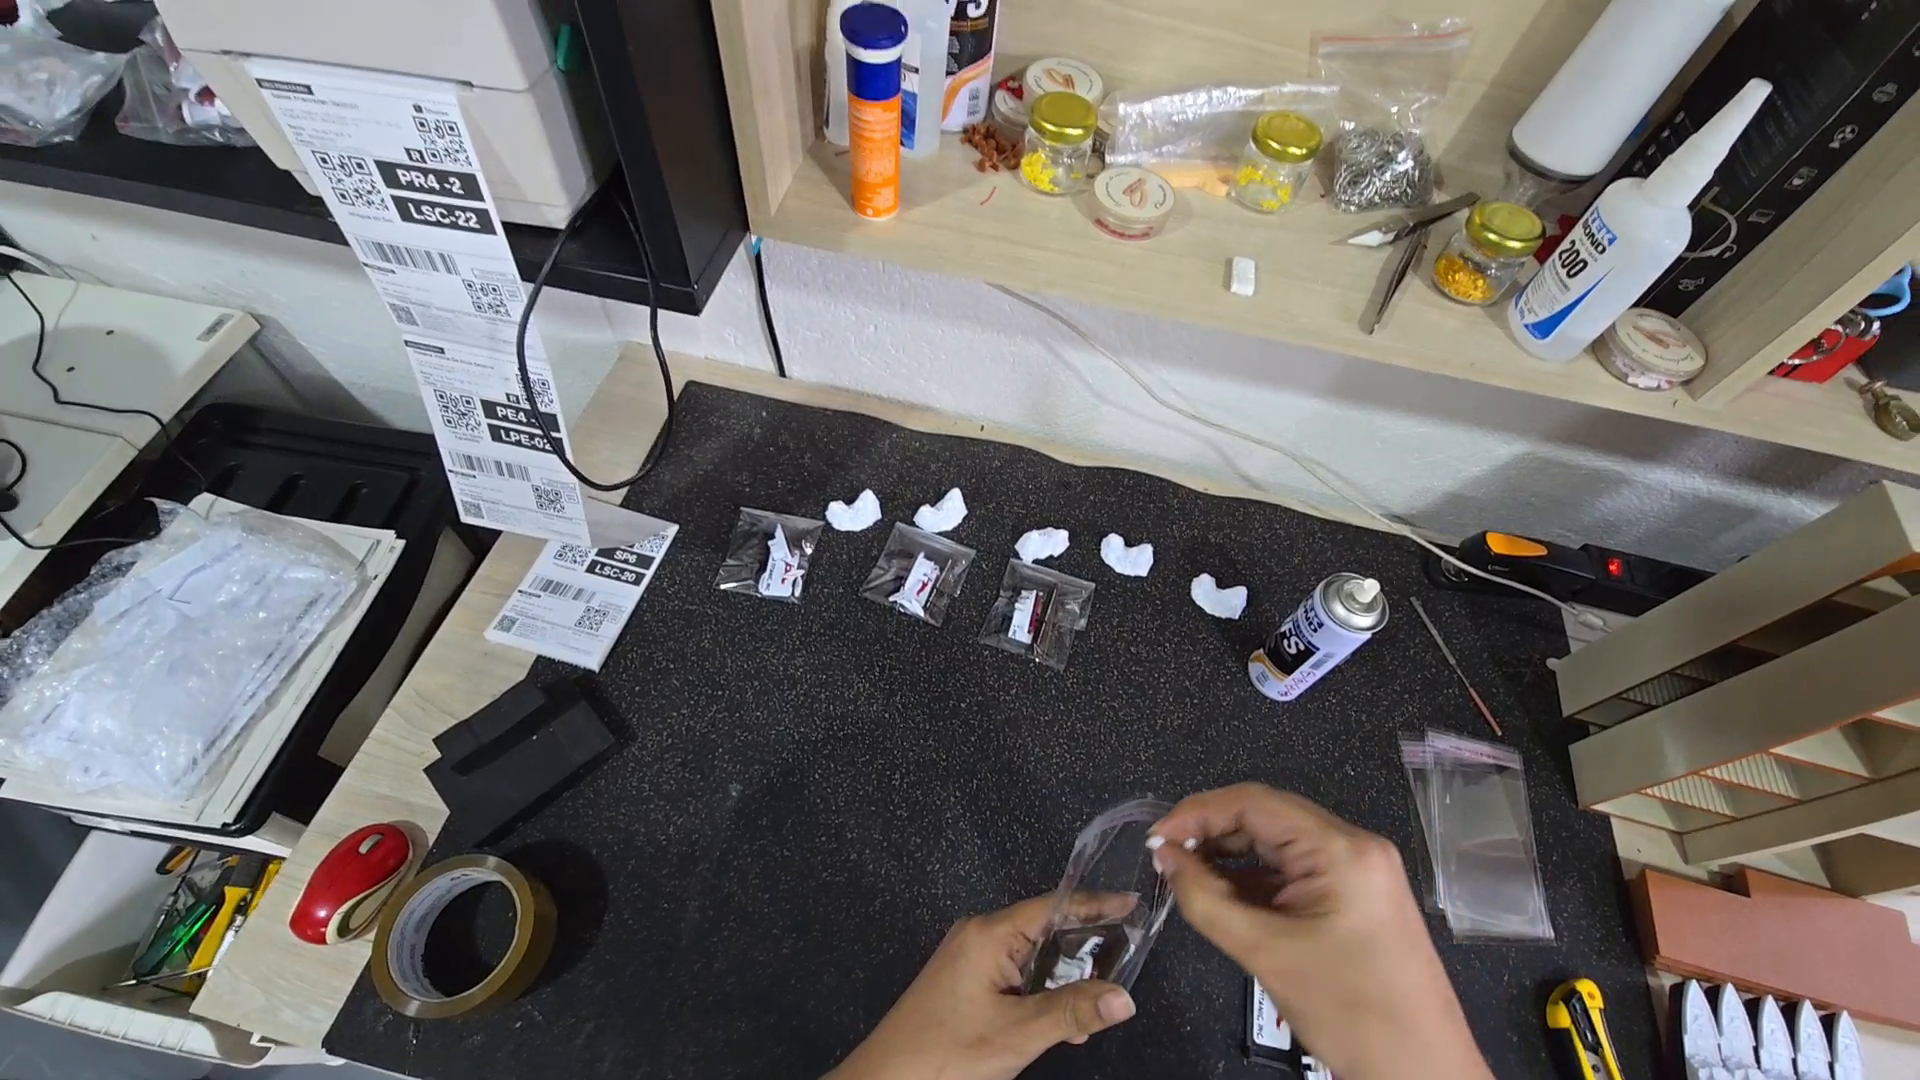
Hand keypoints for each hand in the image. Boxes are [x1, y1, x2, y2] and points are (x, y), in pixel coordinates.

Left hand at [826, 895, 1136, 1079]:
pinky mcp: (964, 980)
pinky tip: (1060, 1017)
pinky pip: (1012, 972)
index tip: (1131, 903)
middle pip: (1042, 928)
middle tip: (1124, 957)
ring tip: (1096, 1001)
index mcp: (989, 933)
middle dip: (1082, 947)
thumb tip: (1125, 998)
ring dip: (1061, 976)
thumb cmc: (949, 1052)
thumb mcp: (1017, 1035)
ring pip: (1029, 954)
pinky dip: (1039, 989)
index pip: (1051, 907)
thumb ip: (1072, 1012)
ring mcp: (969, 956)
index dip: (1094, 905)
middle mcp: (979, 934)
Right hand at [1150, 784, 1490, 1079]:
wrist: (1426, 1079)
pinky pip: (1292, 870)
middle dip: (1211, 833)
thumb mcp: (1265, 953)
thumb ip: (1205, 899)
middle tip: (1166, 858)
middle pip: (1266, 817)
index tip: (1156, 838)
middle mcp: (1352, 846)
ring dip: (1229, 856)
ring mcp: (1356, 870)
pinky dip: (1253, 879)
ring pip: (1276, 843)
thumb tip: (1164, 858)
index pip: (1254, 803)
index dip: (1198, 814)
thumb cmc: (1350, 1013)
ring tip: (1186, 876)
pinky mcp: (1354, 896)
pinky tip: (1222, 895)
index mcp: (1340, 849)